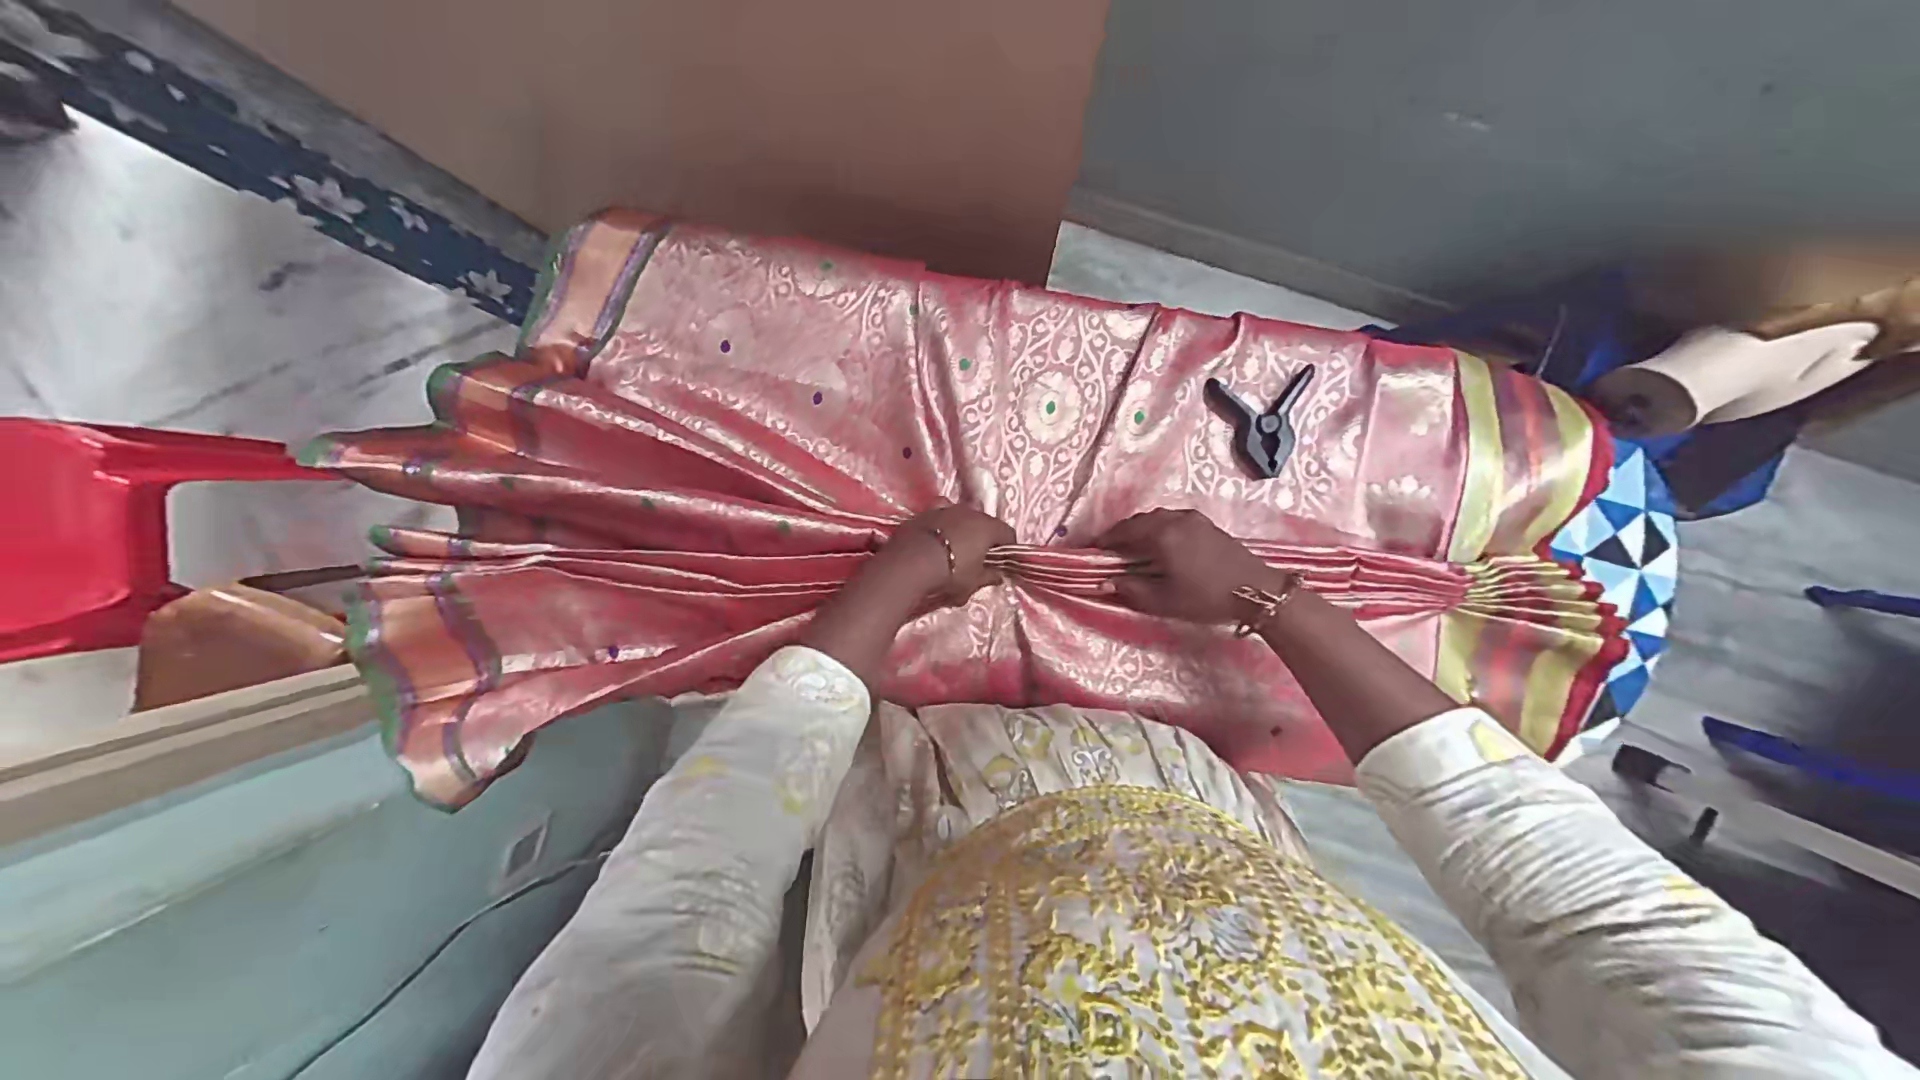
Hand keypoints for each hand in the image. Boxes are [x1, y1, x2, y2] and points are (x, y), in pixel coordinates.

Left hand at [872, 504, 1015, 605]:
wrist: (907, 564)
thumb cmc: (949, 574)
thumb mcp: (972, 582)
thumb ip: (988, 577)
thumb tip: (998, 575)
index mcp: (986, 527)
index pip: (1007, 533)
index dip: (1008, 547)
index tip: (1003, 561)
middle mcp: (968, 512)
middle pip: (984, 522)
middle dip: (985, 537)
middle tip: (979, 556)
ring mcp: (944, 509)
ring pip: (961, 516)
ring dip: (962, 528)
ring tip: (955, 546)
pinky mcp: (923, 513)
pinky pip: (939, 517)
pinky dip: (941, 526)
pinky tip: (935, 539)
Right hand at [1096, 508, 1284, 623]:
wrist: (1257, 592)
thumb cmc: (1206, 597)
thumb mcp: (1164, 600)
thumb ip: (1132, 589)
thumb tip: (1105, 582)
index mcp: (1162, 535)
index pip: (1124, 532)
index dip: (1106, 540)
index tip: (1093, 550)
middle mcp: (1175, 520)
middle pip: (1140, 521)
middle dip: (1122, 533)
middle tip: (1110, 548)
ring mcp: (1194, 520)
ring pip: (1157, 517)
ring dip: (1141, 528)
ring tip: (1132, 545)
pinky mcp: (1207, 525)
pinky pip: (1173, 519)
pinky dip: (1158, 527)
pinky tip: (1160, 542)